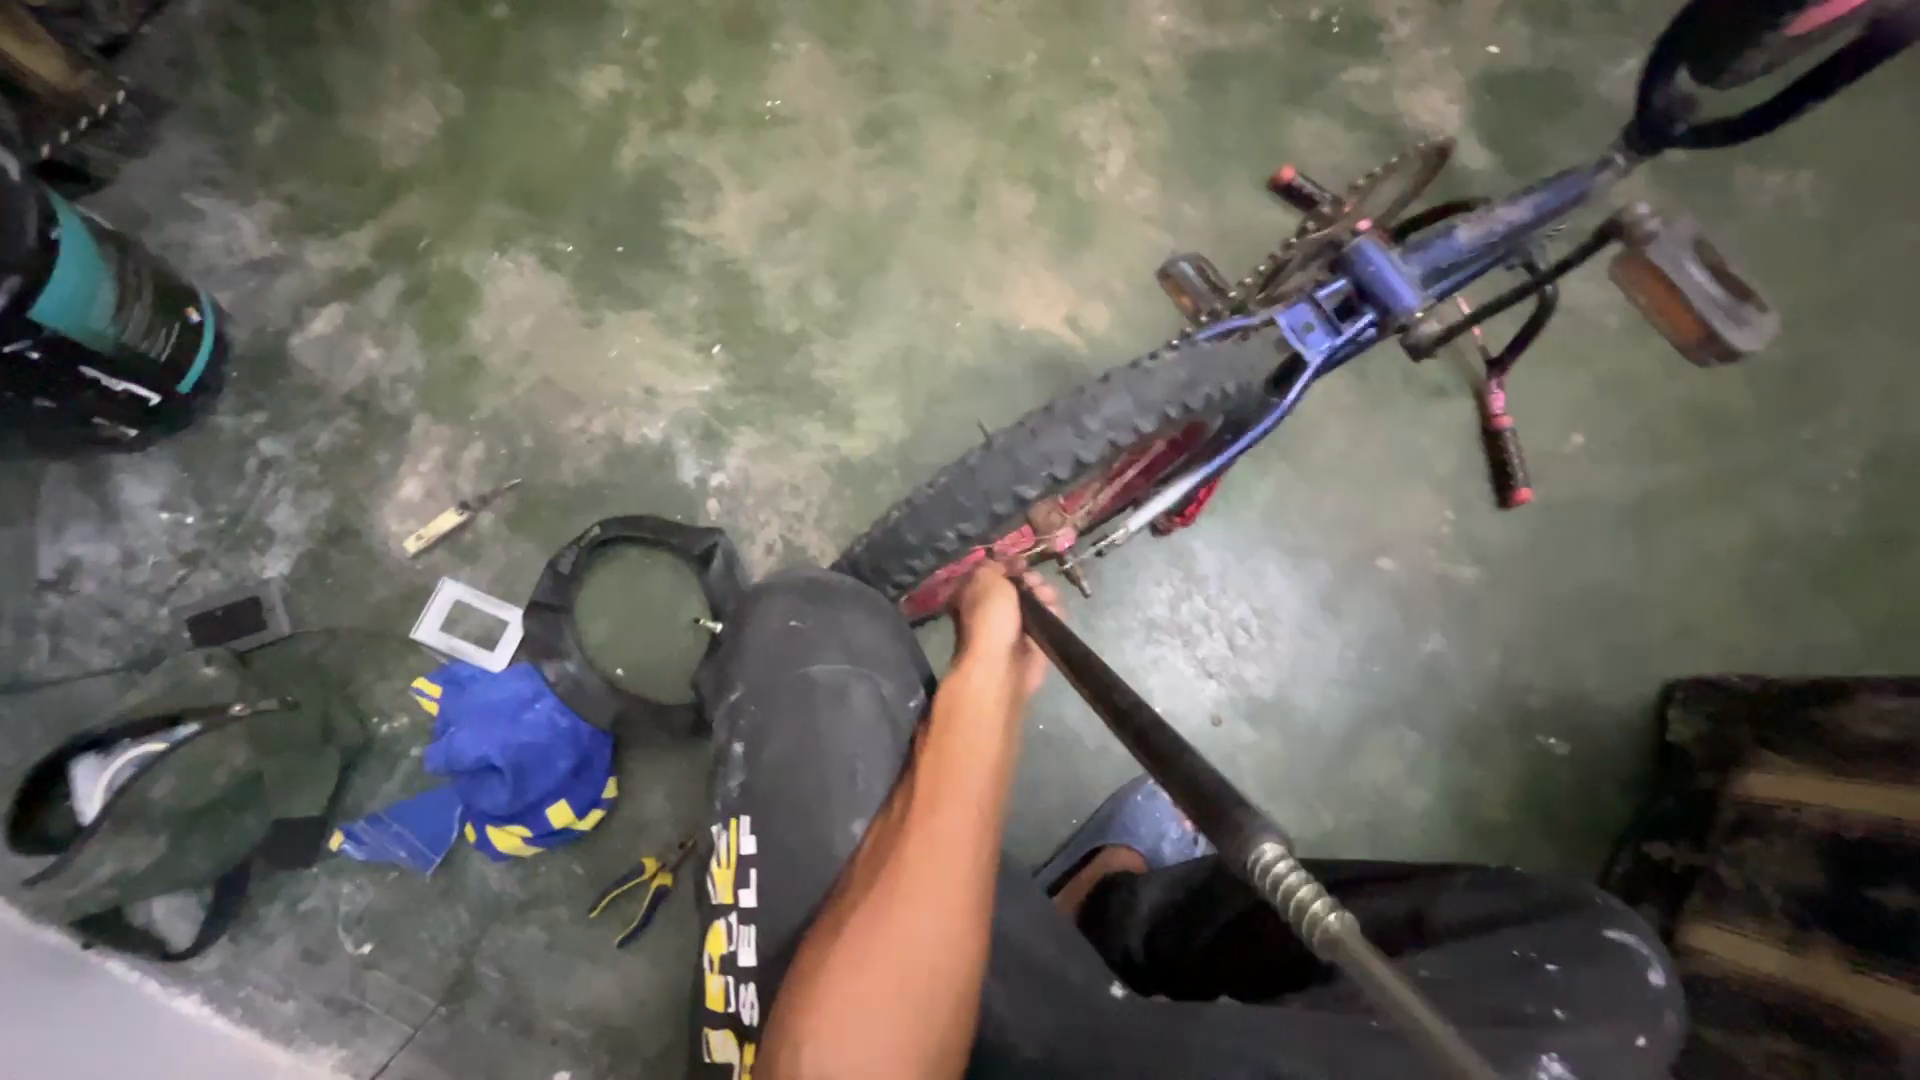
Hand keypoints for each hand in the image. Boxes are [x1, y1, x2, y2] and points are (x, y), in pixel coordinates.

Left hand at [951, 563, 1061, 700]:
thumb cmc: (989, 616)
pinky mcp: (1036, 638)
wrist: (1002, 662)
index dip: (1009, 564)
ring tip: (1045, 598)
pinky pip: (1050, 616)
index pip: (996, 572)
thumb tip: (1005, 564)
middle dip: (1031, 579)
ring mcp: (1016, 624)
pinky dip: (1053, 612)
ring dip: (1045, 593)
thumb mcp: (985, 578)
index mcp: (976, 593)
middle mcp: (995, 608)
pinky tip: (1052, 612)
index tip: (1021, 563)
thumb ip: (994, 565)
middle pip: (1021, 584)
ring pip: (1038, 598)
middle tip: (1032, 583)